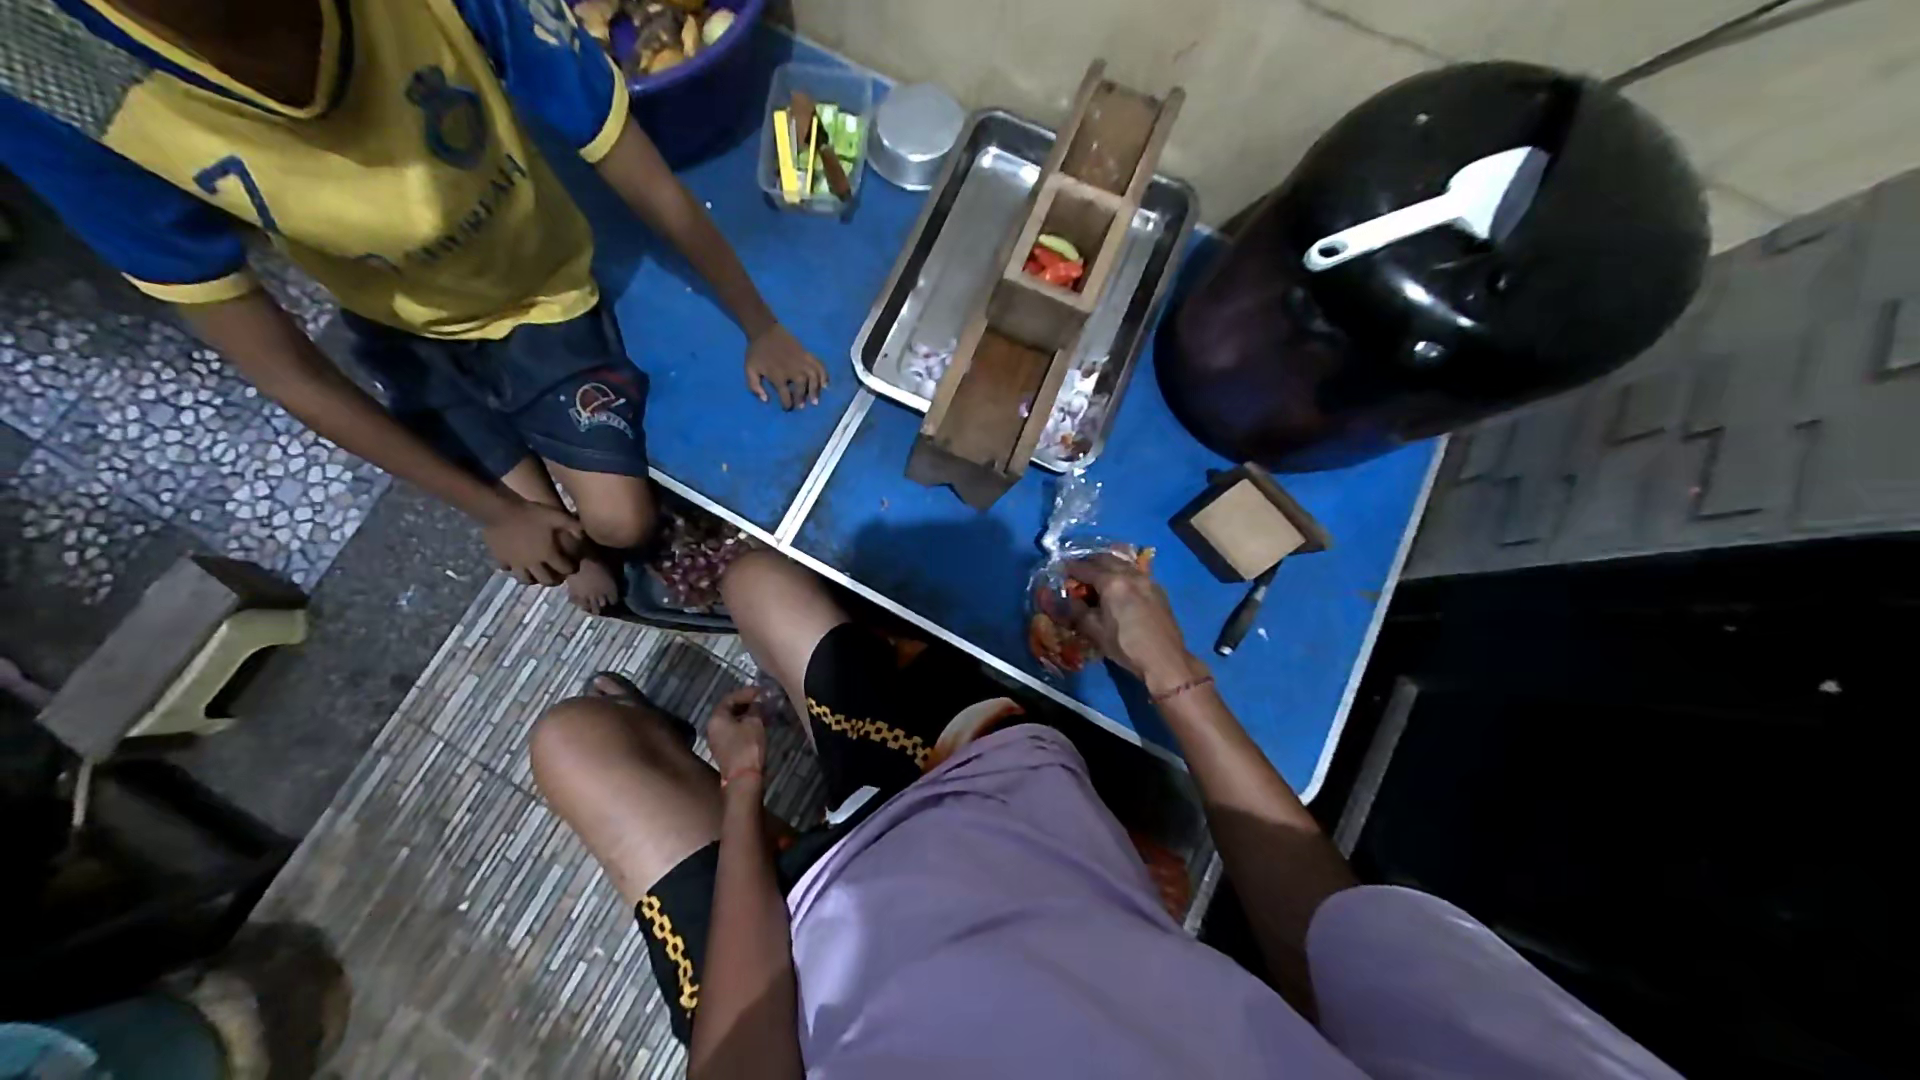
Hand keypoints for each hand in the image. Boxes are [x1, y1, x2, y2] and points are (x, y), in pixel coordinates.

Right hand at [481, 498, 585, 585]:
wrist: (500, 511)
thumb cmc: (532, 514)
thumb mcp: (558, 516)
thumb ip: (573, 526)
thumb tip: (584, 535)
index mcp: (548, 554)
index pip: (565, 569)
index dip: (571, 569)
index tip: (573, 566)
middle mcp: (532, 563)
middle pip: (546, 580)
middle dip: (555, 580)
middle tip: (558, 576)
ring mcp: (515, 563)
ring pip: (525, 580)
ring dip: (533, 579)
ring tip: (537, 573)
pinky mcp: (500, 559)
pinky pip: (507, 569)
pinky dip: (512, 569)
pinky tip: (515, 563)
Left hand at [706, 686, 768, 779]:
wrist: (743, 778)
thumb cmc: (747, 746)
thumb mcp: (755, 723)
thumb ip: (755, 708)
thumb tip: (757, 702)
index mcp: (717, 718)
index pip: (730, 698)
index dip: (747, 693)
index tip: (761, 692)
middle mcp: (712, 727)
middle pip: (728, 709)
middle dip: (746, 703)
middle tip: (762, 700)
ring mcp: (717, 740)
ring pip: (731, 720)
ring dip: (746, 714)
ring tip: (762, 711)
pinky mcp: (724, 749)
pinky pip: (733, 730)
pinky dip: (744, 724)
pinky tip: (757, 725)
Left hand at [744, 324, 827, 409]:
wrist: (764, 330)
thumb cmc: (756, 352)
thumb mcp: (749, 370)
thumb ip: (754, 387)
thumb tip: (766, 400)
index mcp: (778, 376)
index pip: (786, 396)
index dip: (787, 405)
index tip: (787, 408)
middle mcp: (793, 370)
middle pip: (802, 389)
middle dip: (802, 399)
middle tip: (801, 406)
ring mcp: (802, 362)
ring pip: (814, 379)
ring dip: (816, 391)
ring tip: (815, 400)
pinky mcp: (807, 354)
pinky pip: (819, 366)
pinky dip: (824, 375)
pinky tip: (825, 384)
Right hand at [1066, 554, 1208, 693]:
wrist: (1164, 659)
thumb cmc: (1126, 646)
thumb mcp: (1095, 631)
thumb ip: (1078, 611)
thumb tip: (1070, 599)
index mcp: (1113, 583)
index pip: (1086, 569)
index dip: (1072, 568)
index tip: (1062, 569)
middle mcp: (1130, 575)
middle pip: (1106, 559)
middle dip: (1090, 562)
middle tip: (1079, 570)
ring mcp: (1147, 580)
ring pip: (1123, 563)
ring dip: (1108, 565)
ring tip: (1098, 574)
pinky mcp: (1158, 590)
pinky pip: (1135, 572)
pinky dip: (1122, 572)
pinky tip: (1119, 584)